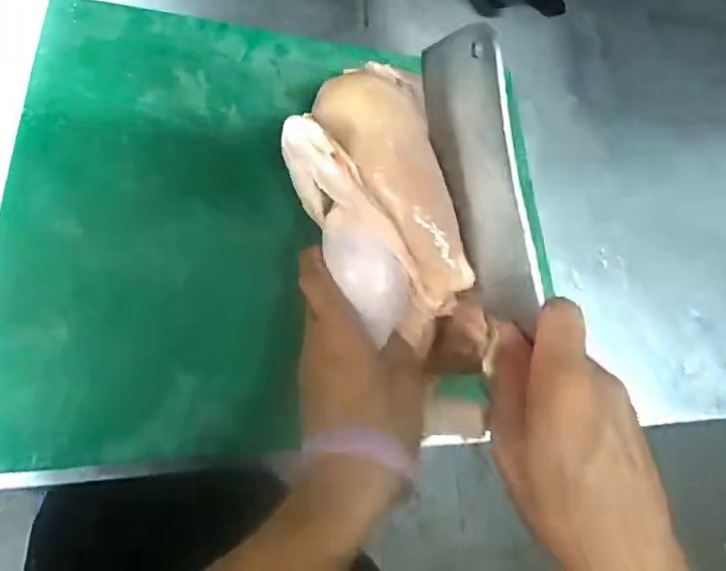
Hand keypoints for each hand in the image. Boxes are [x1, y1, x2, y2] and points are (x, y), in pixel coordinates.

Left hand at [295, 247, 429, 530]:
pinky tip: (368, 350)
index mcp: (335, 326)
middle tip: (369, 276)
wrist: (345, 484)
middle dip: (336, 283)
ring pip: (318, 326)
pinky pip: (322, 350)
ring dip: (339, 314)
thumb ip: (409, 338)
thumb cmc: (380, 418)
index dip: (317, 254)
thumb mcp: (408, 374)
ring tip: (375, 312)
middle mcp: (314, 340)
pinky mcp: (311, 390)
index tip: (334, 242)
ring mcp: (309, 367)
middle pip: (314, 298)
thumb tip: (416, 314)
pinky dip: (339, 340)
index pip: (312, 277)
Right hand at [488, 299, 687, 570]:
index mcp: (568, 372)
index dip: (536, 317)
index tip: (514, 347)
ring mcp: (623, 398)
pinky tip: (572, 455)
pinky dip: (580, 411)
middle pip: (566, 343)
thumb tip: (506, 334)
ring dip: (559, 390)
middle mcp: (601, 375)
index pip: (560, 308)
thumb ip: (506, 379)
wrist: (626, 556)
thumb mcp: (510, 440)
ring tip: (545, 438)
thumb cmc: (557, 497)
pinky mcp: (634, 423)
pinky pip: (596, 397)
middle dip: (539, 360)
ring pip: (580, 372)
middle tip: (519, 402)